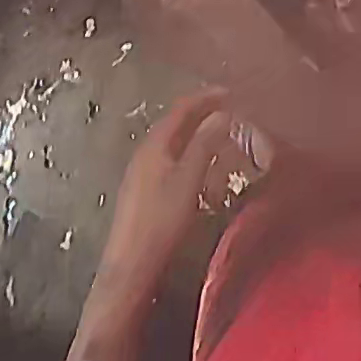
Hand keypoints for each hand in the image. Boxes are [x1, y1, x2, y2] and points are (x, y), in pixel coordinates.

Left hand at [92, 91, 234, 312]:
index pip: (182, 108)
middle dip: (201, 111)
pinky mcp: (143, 189)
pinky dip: (189, 150)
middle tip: (228, 108)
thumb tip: (222, 113)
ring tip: (219, 131)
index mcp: (155, 144)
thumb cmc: (161, 221)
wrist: (130, 268)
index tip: (230, 92)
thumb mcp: (189, 179)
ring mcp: (142, 171)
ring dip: (196, 131)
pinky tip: (200, 163)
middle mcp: (145, 151)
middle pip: (175, 122)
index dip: (206, 97)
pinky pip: (170, 156)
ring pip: (173, 140)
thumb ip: (204, 144)